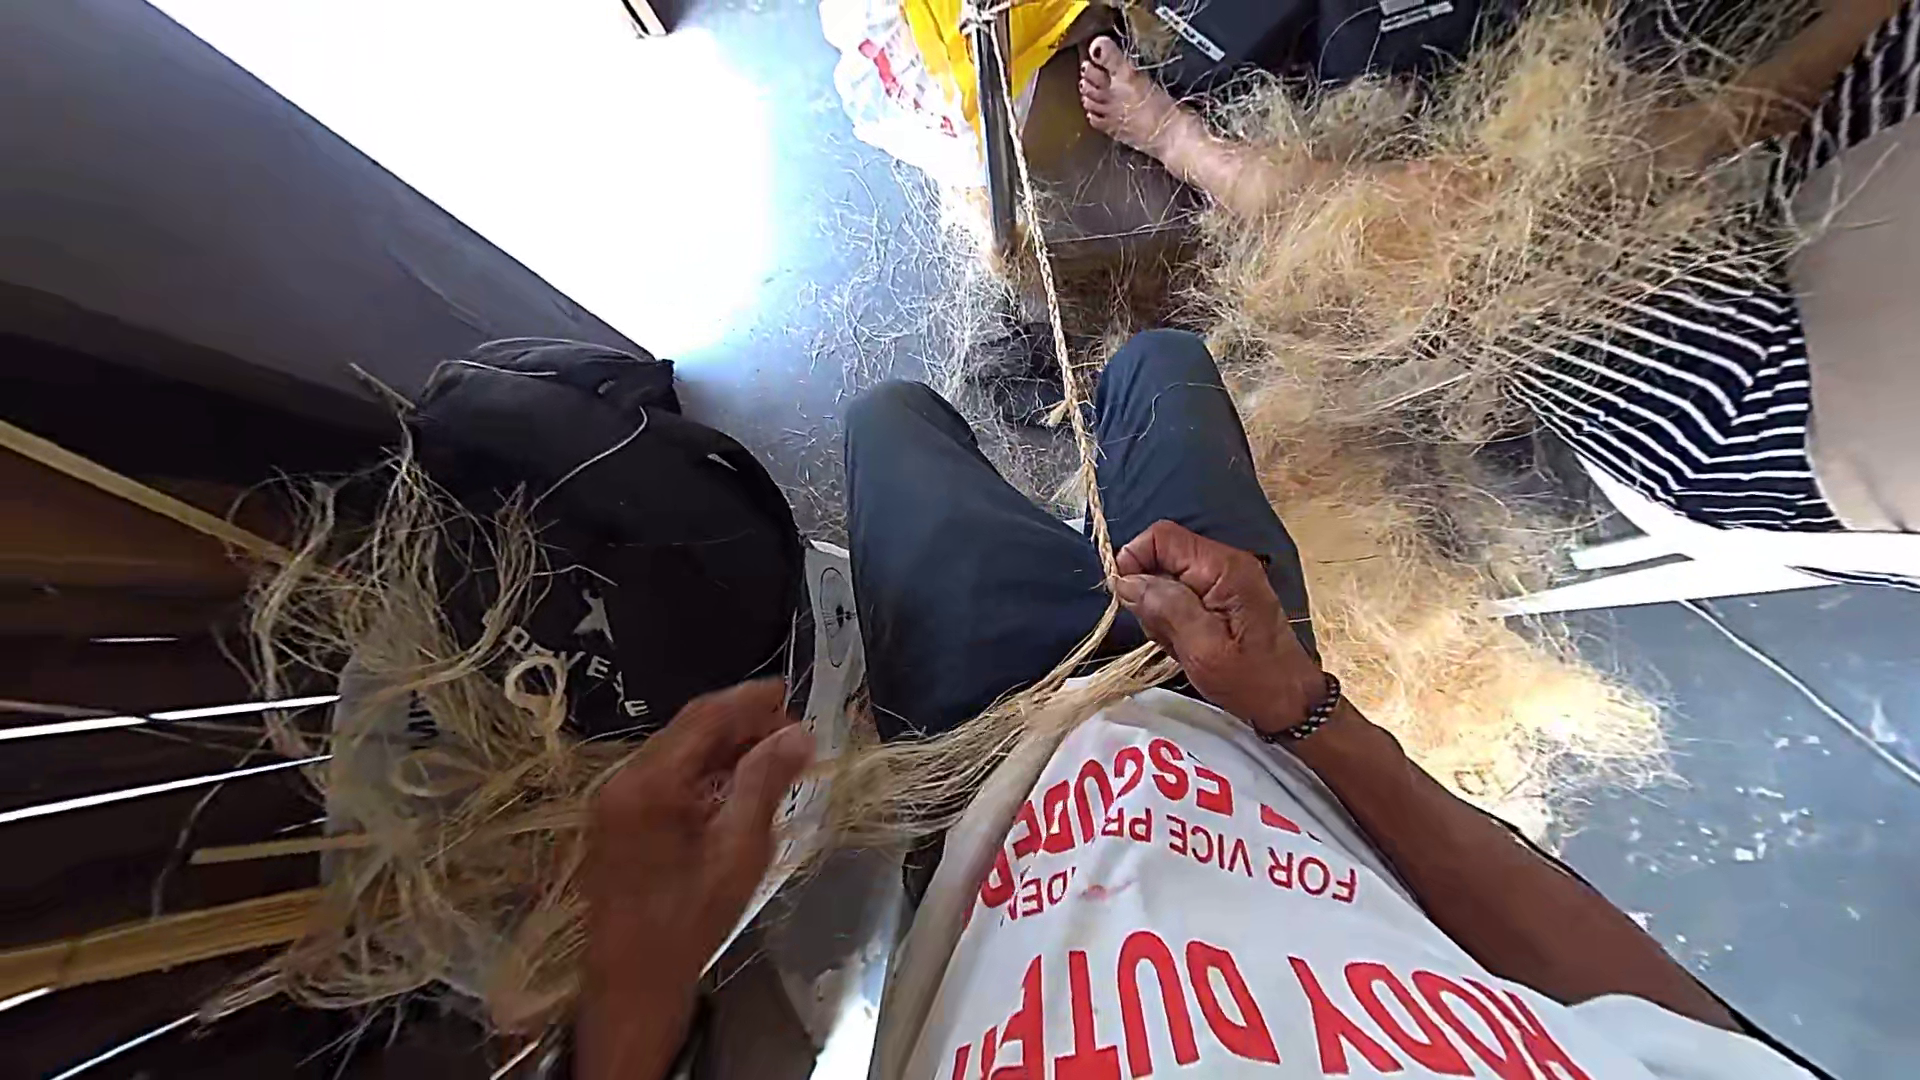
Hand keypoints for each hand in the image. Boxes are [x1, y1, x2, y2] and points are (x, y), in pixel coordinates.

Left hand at [580, 679, 812, 1079]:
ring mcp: (618, 798)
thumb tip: (800, 733)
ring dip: (728, 742)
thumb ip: (767, 781)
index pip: (705, 717)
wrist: (632, 987)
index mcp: (649, 784)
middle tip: (790, 727)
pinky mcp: (621, 816)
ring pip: (682, 748)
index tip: (788, 691)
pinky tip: (740, 776)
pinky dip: (709, 766)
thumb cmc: (690, 919)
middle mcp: (626, 780)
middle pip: (692, 728)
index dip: (750, 698)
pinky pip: (671, 772)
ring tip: (774, 749)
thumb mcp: (740, 848)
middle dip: (743, 720)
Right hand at [1114, 520, 1323, 737]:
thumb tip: (1126, 580)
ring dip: (1157, 610)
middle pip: (1161, 555)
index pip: (1161, 536)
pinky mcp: (1219, 595)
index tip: (1126, 597)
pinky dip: (1168, 617)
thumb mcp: (1203, 649)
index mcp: (1223, 568)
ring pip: (1164, 577)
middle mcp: (1223, 563)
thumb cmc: (1251, 680)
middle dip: (1147, 591)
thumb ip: (1165, 608)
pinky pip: (1176, 594)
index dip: (1134, 558)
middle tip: (1161, 631)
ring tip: (1176, 641)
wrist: (1290, 703)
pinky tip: (1182, 642)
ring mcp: (1222, 579)